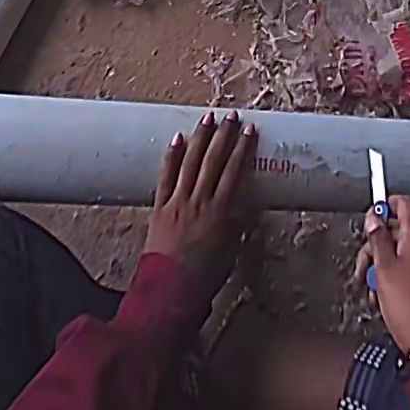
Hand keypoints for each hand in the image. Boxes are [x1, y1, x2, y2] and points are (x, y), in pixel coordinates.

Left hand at [145, 113, 255, 288]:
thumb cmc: (204, 277)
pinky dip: (172, 155)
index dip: (242, 148)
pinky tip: (178, 137)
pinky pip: (166, 175)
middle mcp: (199, 201)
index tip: (250, 130)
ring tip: (208, 117)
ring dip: (200, 137)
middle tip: (231, 115)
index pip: (234, 171)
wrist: (169, 293)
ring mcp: (177, 201)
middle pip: (213, 160)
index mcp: (220, 212)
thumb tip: (248, 206)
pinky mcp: (159, 206)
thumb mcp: (230, 251)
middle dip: (223, 135)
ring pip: (191, 161)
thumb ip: (238, 225)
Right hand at [352, 195, 409, 355]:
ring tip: (372, 285)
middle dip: (377, 243)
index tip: (371, 216)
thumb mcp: (384, 268)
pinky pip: (409, 268)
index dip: (385, 205)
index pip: (403, 204)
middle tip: (365, 263)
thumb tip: (374, 218)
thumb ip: (377, 238)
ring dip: (382, 263)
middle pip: (398, 229)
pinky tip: (384, 294)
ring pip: (401, 251)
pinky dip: (394, 275)